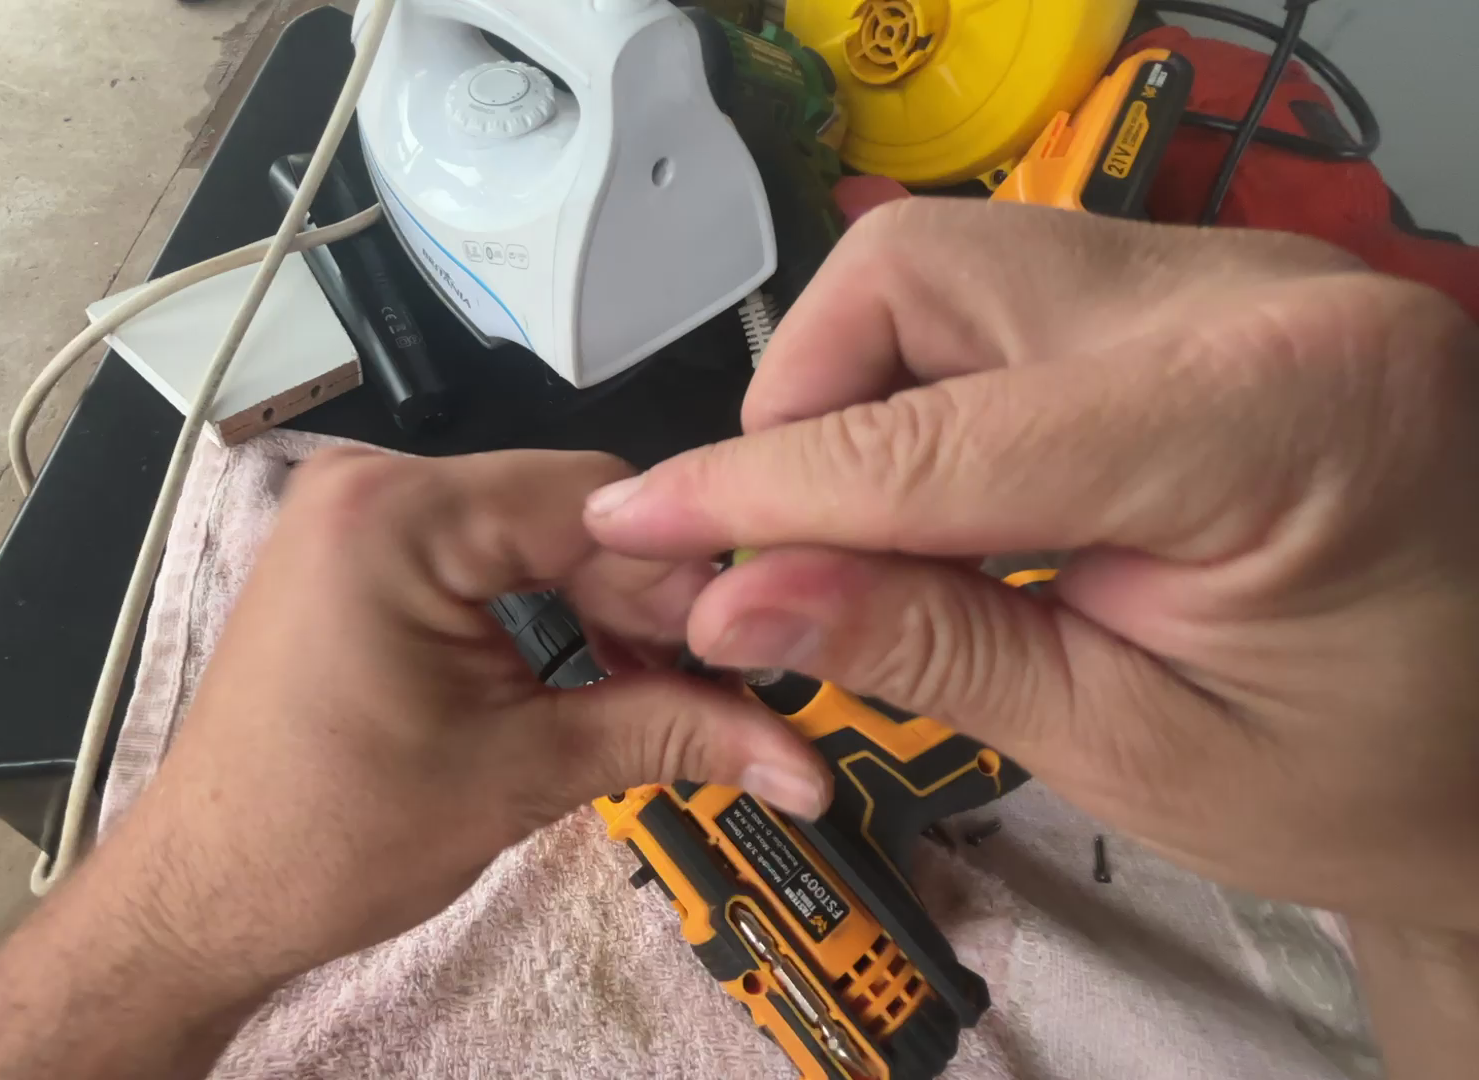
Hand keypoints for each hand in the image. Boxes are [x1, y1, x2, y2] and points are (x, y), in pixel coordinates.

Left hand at [100, 448, 831, 991]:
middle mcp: (374, 483)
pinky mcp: (361, 549)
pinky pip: (481, 549)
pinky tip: (584, 656)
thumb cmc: (334, 836)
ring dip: (598, 601)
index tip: (741, 649)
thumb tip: (801, 763)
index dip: (682, 574)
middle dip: (642, 596)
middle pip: (563, 510)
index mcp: (400, 513)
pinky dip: (541, 599)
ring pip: (529, 530)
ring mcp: (361, 511)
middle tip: (707, 677)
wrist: (208, 887)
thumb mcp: (517, 774)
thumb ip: (667, 735)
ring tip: (649, 678)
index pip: (595, 500)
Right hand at [581, 198, 1478, 933]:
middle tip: (794, 537)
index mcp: (1266, 423)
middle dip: (796, 408)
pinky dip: (884, 389)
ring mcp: (1194, 274)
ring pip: (913, 270)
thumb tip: (730, 606)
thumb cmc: (1347, 774)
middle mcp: (1231, 296)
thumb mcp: (1120, 745)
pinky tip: (917, 485)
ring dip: (835, 396)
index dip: (748, 490)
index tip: (631, 523)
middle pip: (902, 277)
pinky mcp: (1153, 291)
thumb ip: (916, 651)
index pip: (918, 444)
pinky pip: (955, 299)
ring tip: (860, 520)